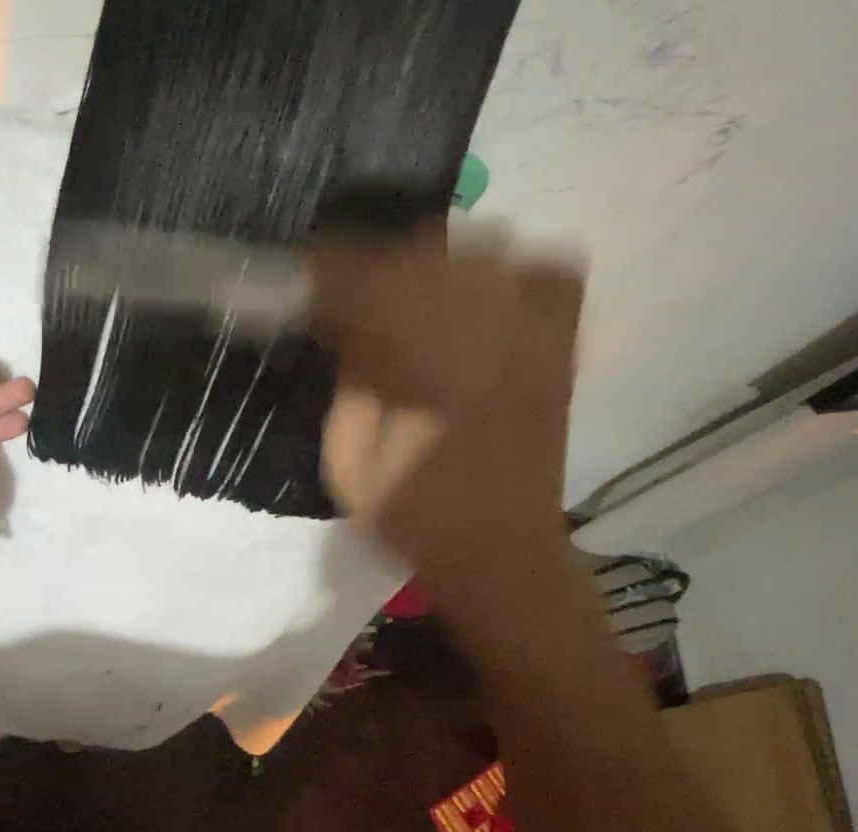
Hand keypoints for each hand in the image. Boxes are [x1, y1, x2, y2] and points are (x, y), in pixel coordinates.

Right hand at [309, 225, 584, 577]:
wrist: (500, 553)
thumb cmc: (415, 520)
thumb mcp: (350, 467)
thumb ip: (349, 388)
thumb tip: (345, 327)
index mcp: (428, 378)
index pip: (370, 294)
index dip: (328, 275)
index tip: (298, 273)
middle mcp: (488, 343)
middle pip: (425, 259)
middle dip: (371, 265)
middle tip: (338, 284)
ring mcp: (535, 339)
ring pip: (483, 251)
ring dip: (431, 262)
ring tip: (401, 288)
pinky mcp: (560, 347)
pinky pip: (546, 273)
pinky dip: (509, 270)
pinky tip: (479, 292)